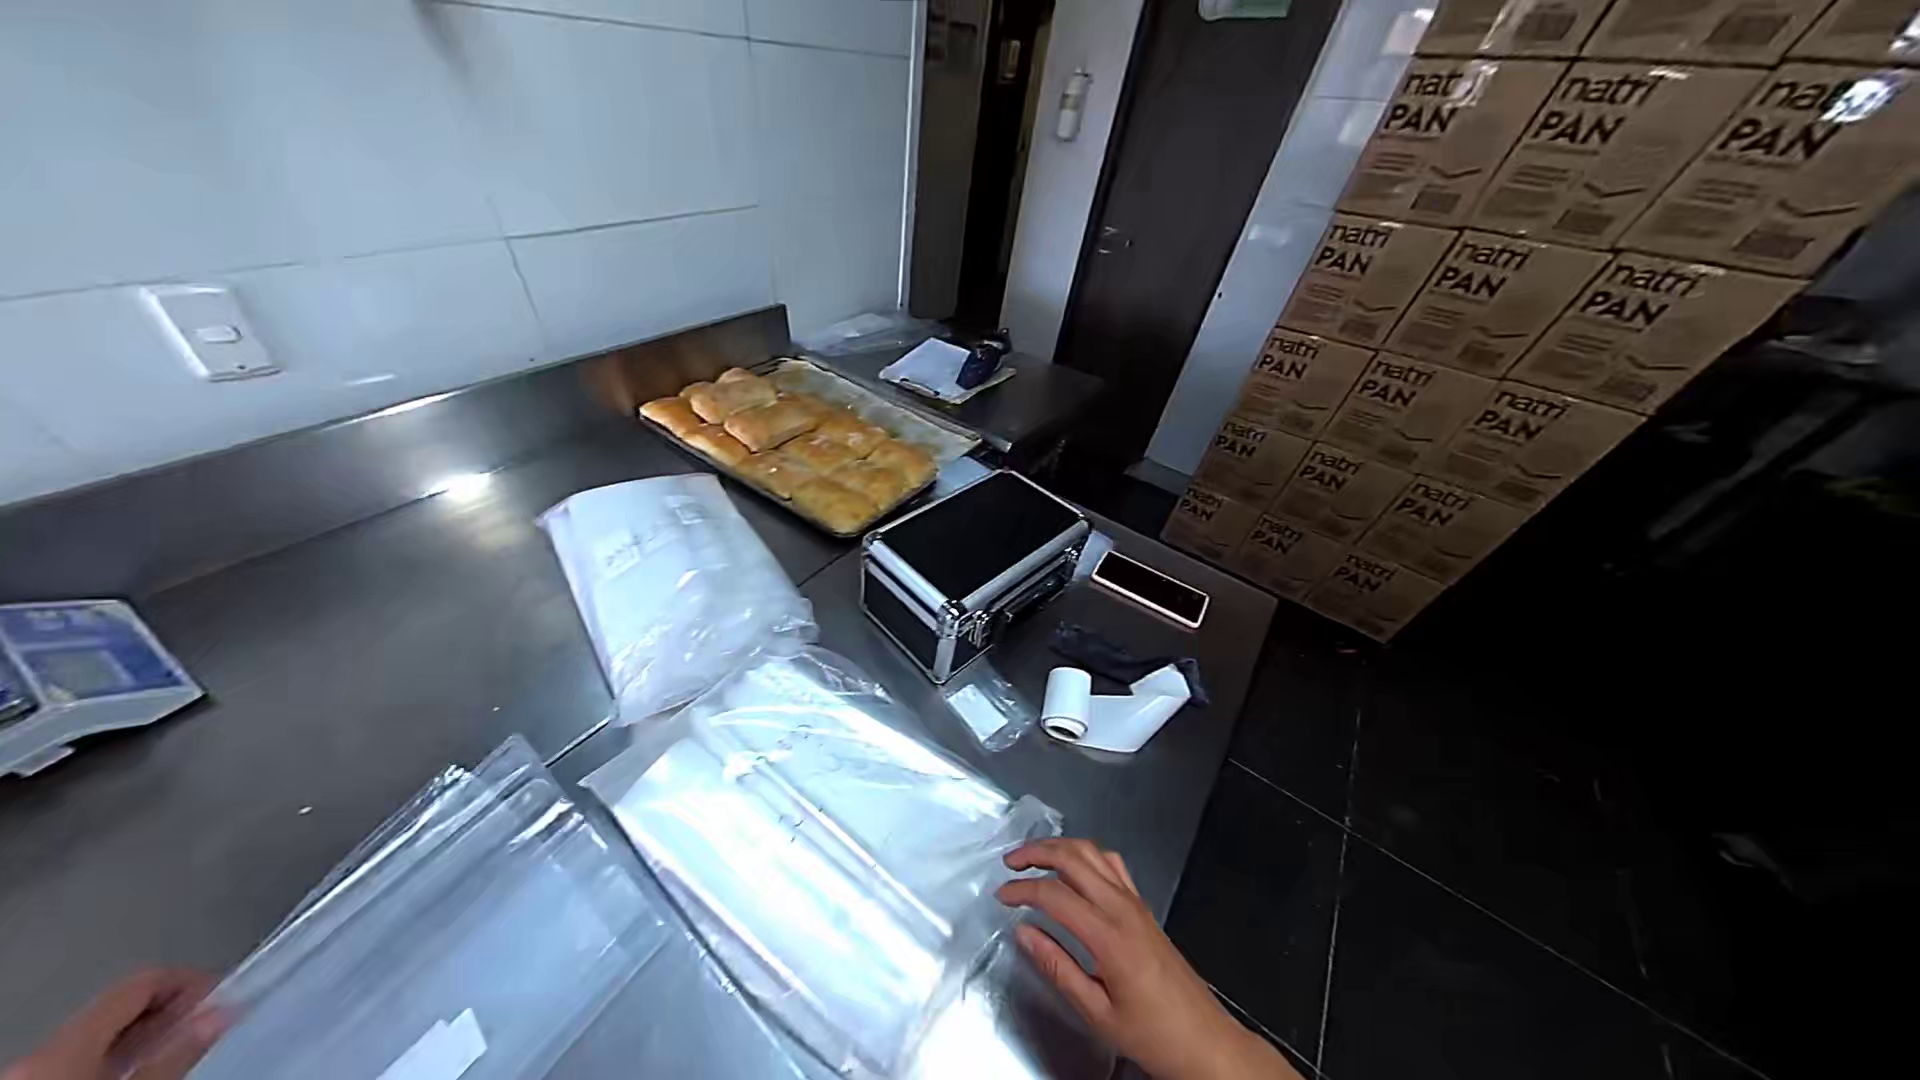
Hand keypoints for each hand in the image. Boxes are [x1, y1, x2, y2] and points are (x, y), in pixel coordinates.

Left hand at [3, 970, 223, 1079]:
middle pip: (112, 1011)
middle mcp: (31, 1059)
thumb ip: (176, 1053)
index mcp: (62, 1048)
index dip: (186, 984)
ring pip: (90, 1041)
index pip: (139, 984)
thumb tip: (221, 1012)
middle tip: (200, 1026)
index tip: (216, 1000)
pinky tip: (129, 1076)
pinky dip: (108, 1062)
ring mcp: (18, 1079)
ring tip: (168, 1055)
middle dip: (163, 1013)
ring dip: (137, 1039)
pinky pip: (68, 1064)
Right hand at [997, 839, 1300, 1079]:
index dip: (1022, 890)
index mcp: (1108, 935)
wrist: (1206, 1040)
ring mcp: (1135, 901)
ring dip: (1059, 846)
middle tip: (1010, 862)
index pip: (1054, 895)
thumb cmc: (1151, 1034)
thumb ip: (1056, 967)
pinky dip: (1086, 854)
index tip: (1001, 896)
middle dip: (1036, 852)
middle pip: (1072, 858)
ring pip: (1092, 852)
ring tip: (1033, 856)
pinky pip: (1112, 863)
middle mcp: (1121, 906)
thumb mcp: (1097, 1013)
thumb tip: (1023, 932)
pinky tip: (1073, 865)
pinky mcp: (1143, 905)